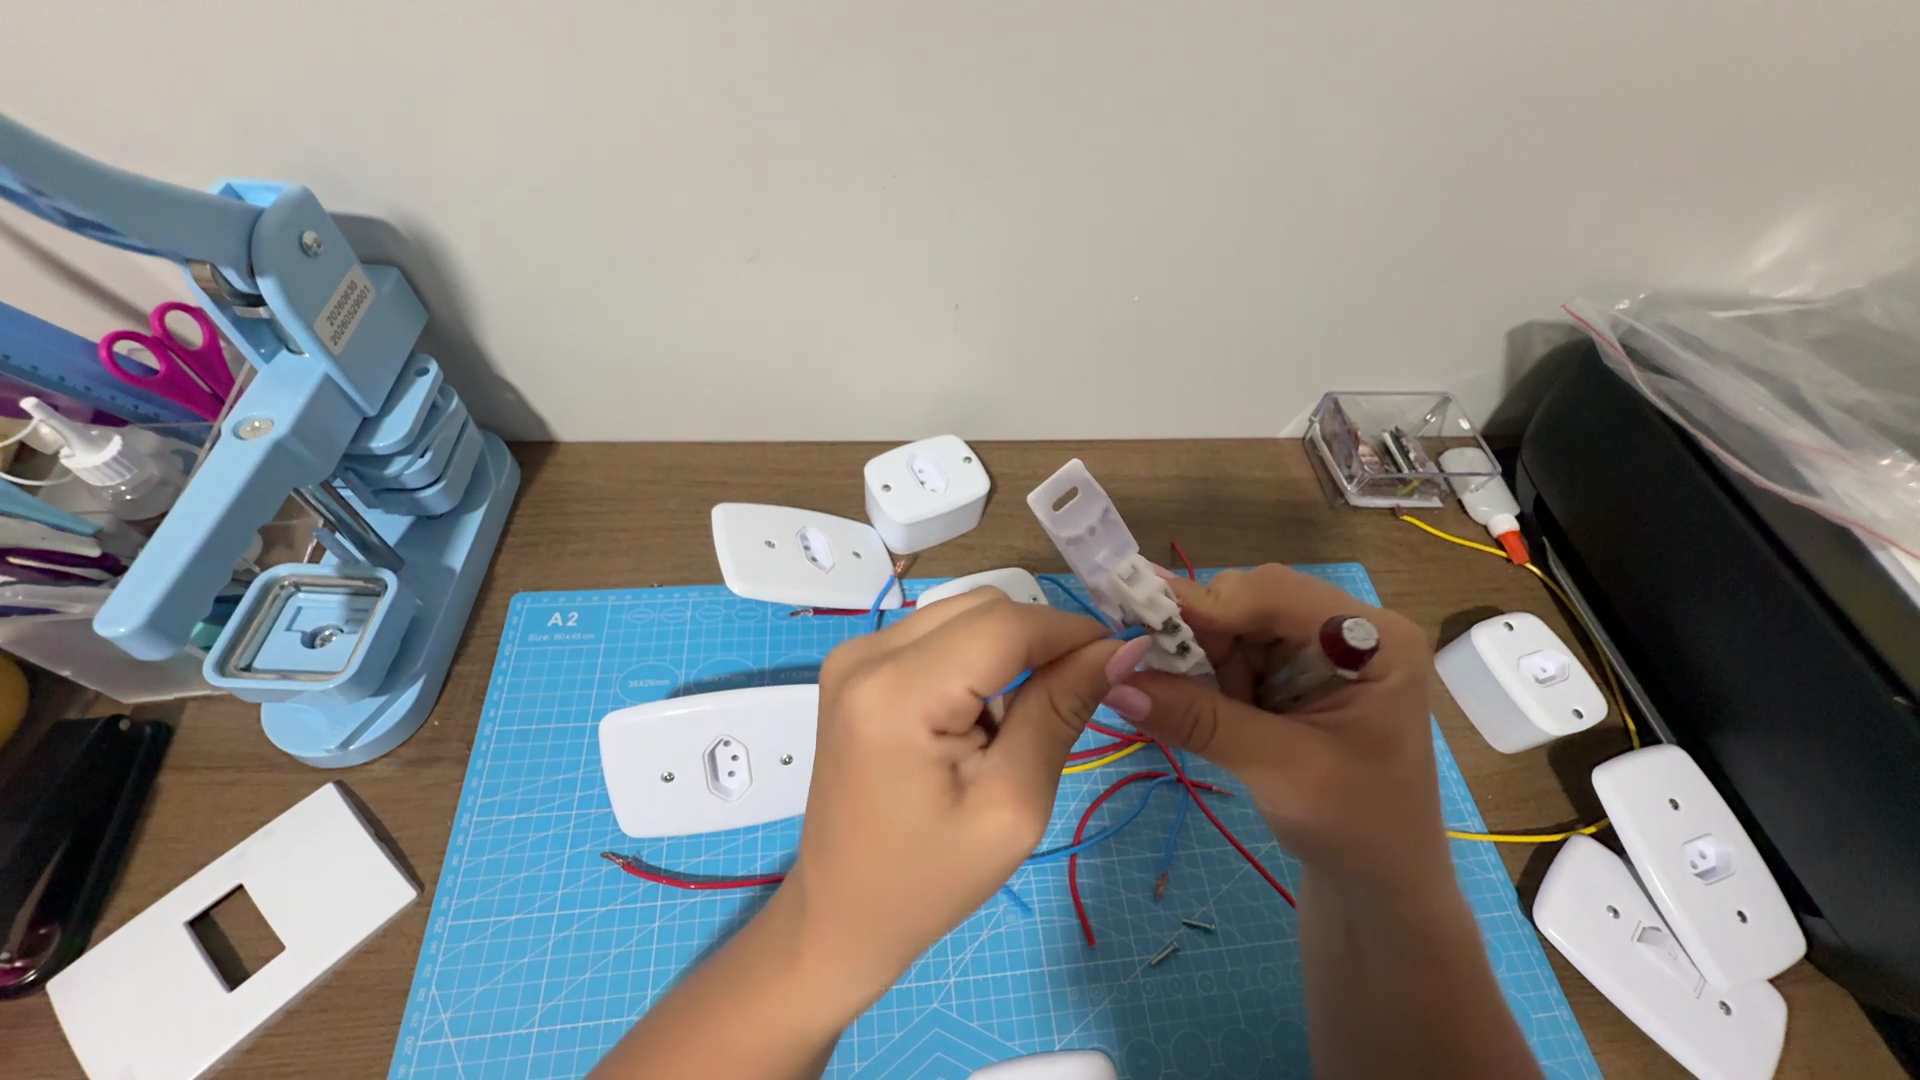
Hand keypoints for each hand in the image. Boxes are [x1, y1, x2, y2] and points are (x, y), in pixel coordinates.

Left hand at [773, 590, 1143, 1009]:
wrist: (843, 913)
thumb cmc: (929, 879)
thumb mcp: (1013, 804)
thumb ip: (1060, 711)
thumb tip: (1119, 649)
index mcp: (898, 692)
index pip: (1005, 624)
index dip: (1072, 631)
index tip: (1123, 658)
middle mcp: (867, 653)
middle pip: (984, 608)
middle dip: (1042, 639)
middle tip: (1078, 696)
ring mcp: (855, 655)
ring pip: (963, 613)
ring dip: (1009, 648)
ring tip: (1022, 716)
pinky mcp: (856, 667)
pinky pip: (936, 633)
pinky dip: (975, 657)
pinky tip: (981, 713)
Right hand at [1110, 564, 1450, 891]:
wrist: (1379, 879)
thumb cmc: (1355, 826)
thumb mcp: (1278, 769)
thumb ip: (1200, 719)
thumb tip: (1115, 683)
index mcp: (1375, 638)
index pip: (1276, 592)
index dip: (1206, 604)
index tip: (1139, 626)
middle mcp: (1347, 628)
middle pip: (1249, 600)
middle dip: (1200, 635)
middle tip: (1153, 674)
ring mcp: (1318, 649)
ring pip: (1232, 624)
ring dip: (1199, 659)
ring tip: (1187, 705)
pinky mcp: (1293, 672)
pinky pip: (1231, 651)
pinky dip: (1204, 675)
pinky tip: (1196, 705)